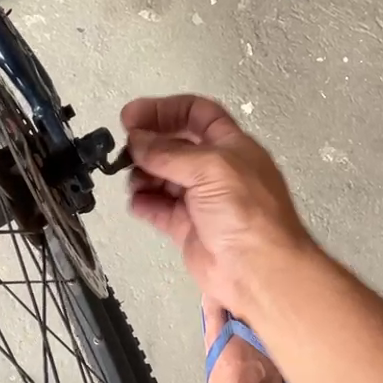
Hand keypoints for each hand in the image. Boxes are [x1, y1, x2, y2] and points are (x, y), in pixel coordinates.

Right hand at [122, 95, 316, 312]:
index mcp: (231, 145)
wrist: (258, 272)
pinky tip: (136, 201)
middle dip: (149, 142)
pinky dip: (145, 202)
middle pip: (176, 145)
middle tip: (124, 147)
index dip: (165, 110)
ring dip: (144, 173)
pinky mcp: (189, 227)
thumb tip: (137, 140)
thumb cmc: (246, 212)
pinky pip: (160, 208)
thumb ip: (169, 152)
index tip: (133, 116)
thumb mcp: (210, 168)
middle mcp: (216, 168)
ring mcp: (202, 199)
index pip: (196, 113)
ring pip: (164, 176)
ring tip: (131, 178)